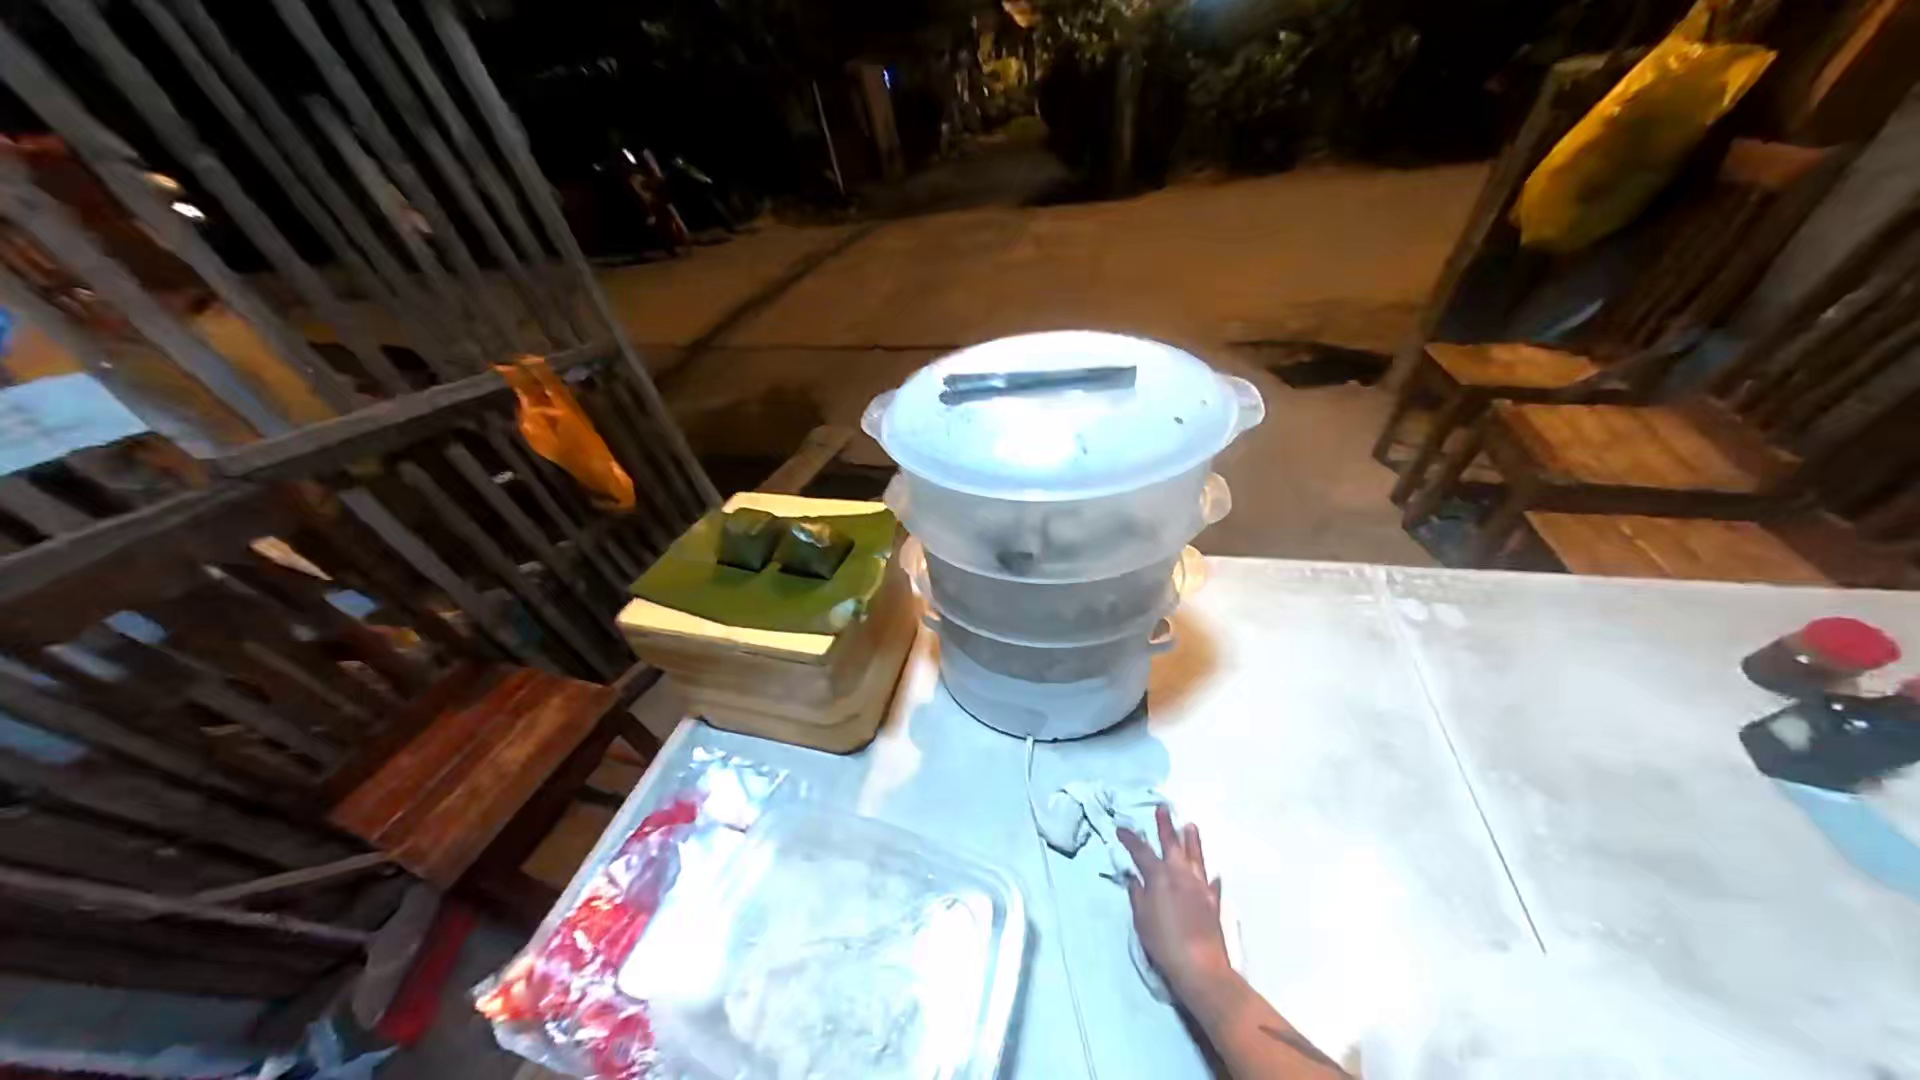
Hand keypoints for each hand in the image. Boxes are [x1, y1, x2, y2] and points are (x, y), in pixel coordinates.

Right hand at [1118, 804, 1229, 998]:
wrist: (1200, 967)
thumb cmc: (1163, 942)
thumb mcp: (1142, 918)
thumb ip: (1138, 894)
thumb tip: (1134, 877)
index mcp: (1159, 876)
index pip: (1141, 851)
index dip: (1130, 839)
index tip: (1121, 828)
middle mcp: (1180, 875)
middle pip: (1172, 845)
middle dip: (1165, 826)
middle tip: (1162, 809)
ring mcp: (1199, 886)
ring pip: (1195, 857)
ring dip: (1192, 840)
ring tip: (1190, 825)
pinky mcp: (1213, 902)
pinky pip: (1212, 883)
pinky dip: (1210, 876)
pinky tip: (1212, 873)